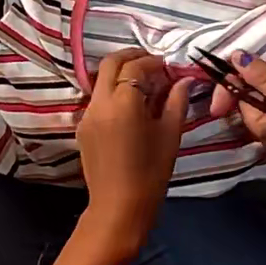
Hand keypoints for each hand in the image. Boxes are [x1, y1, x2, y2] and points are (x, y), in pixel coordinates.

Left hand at [76, 49, 191, 251]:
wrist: (118, 206)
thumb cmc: (151, 172)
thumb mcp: (170, 135)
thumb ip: (176, 102)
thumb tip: (183, 80)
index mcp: (123, 103)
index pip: (135, 68)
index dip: (152, 61)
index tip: (167, 66)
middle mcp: (100, 103)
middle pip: (110, 64)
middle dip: (130, 57)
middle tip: (151, 63)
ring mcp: (87, 114)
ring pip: (100, 80)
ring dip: (119, 73)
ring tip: (142, 83)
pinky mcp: (82, 127)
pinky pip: (96, 98)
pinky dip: (111, 91)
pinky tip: (128, 104)